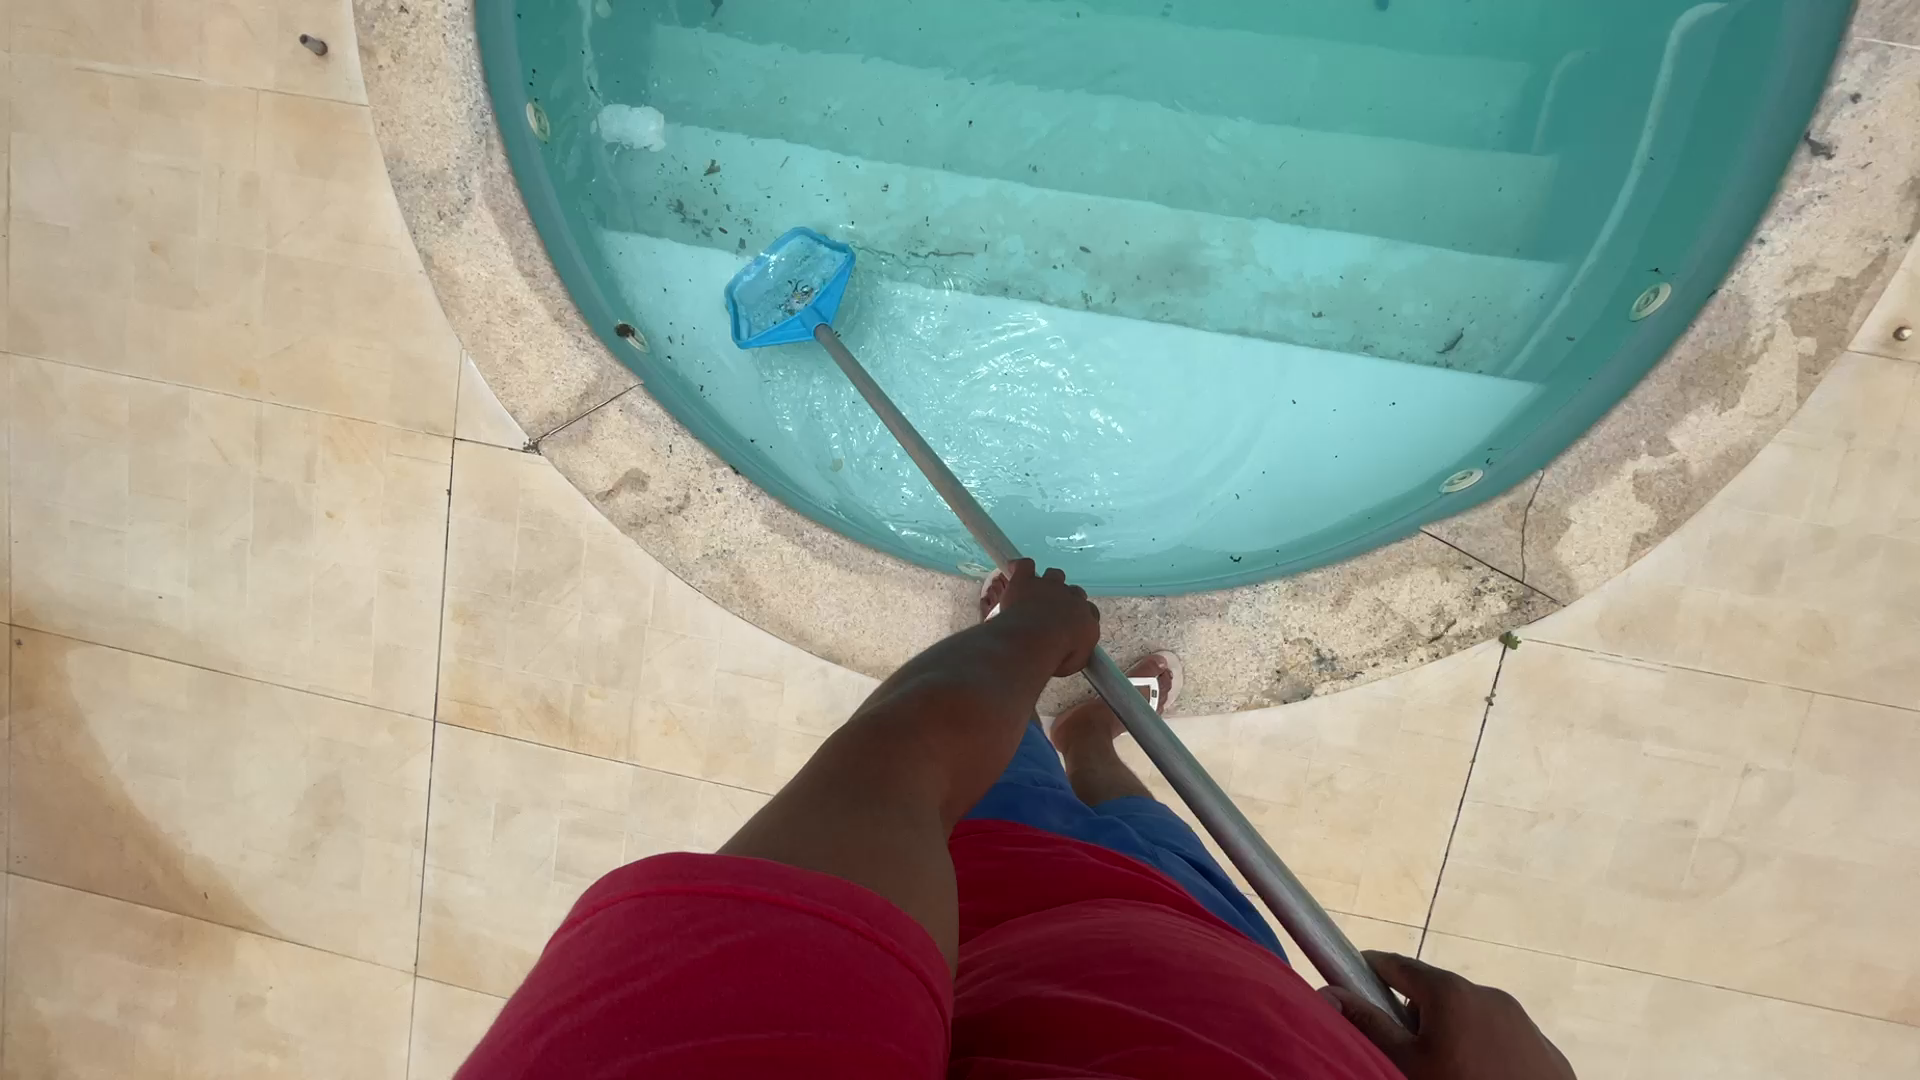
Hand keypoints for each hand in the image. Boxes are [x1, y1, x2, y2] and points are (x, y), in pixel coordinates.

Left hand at [994, 559, 1100, 676]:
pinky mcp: (1026, 580)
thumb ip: (1078, 651)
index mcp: (1086, 617)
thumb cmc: (1055, 655)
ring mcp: (1048, 585)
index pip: (1089, 611)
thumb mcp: (1075, 662)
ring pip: (1054, 575)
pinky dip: (1022, 568)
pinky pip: (1025, 565)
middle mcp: (1070, 596)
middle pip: (1073, 591)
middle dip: (1065, 599)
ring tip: (1036, 594)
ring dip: (1047, 582)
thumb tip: (1074, 652)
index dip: (1079, 616)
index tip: (1071, 625)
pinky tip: (1016, 572)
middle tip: (1052, 612)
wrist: (1034, 639)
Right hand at [1321, 952, 1574, 1079]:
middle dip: (1414, 1013)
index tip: (1355, 993)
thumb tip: (1326, 990)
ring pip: (1471, 1016)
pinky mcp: (1553, 1056)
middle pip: (1433, 991)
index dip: (1369, 974)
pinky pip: (1505, 1042)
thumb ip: (1366, 1023)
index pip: (1394, 963)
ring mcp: (1526, 1024)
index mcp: (1448, 989)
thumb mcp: (1406, 1064)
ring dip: (1453, 1033)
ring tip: (1448, 1073)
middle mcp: (1488, 994)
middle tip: (1406, 1052)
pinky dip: (1489, 1053)